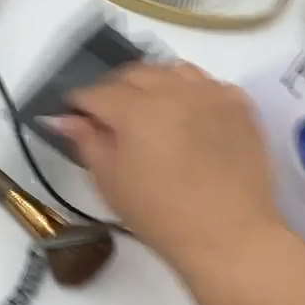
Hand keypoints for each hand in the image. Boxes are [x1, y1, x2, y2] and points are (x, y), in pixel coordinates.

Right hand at [54, 63, 288, 270]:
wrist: (227, 234)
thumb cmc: (157, 213)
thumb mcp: (109, 181)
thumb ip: (87, 141)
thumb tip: (65, 118)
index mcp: (136, 110)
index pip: (97, 93)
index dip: (78, 102)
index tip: (70, 114)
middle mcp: (174, 91)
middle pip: (134, 74)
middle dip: (112, 88)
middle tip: (104, 114)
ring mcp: (212, 95)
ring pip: (172, 70)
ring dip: (151, 82)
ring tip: (145, 107)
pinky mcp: (240, 106)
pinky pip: (207, 83)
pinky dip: (188, 91)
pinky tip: (184, 114)